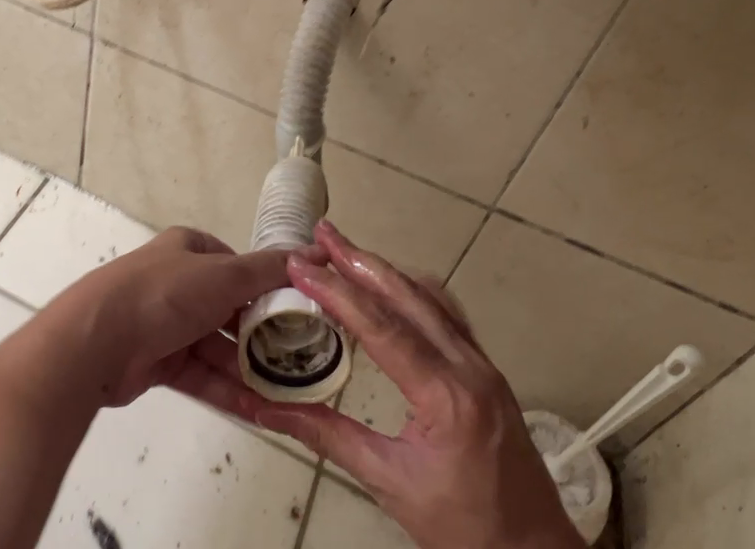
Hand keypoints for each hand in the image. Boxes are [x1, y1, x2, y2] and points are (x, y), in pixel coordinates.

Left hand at [46, 226, 319, 411]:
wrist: (95, 341)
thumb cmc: (164, 294)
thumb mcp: (224, 275)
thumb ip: (271, 269)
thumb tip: (317, 250)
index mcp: (190, 250)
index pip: (240, 266)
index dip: (271, 288)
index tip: (303, 314)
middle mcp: (179, 282)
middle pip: (232, 310)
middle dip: (265, 336)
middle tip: (304, 362)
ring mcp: (167, 324)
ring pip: (219, 348)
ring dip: (252, 371)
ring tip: (292, 397)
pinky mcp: (158, 362)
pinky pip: (202, 375)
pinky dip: (229, 391)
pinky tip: (264, 413)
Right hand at [249, 222, 584, 548]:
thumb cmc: (464, 527)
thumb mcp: (390, 483)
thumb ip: (329, 437)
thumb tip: (267, 411)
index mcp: (447, 395)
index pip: (383, 327)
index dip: (338, 292)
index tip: (300, 265)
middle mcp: (470, 367)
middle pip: (410, 297)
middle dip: (362, 261)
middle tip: (323, 234)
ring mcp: (483, 365)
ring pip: (432, 299)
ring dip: (387, 271)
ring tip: (347, 251)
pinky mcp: (487, 370)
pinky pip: (448, 314)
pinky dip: (412, 291)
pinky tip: (391, 286)